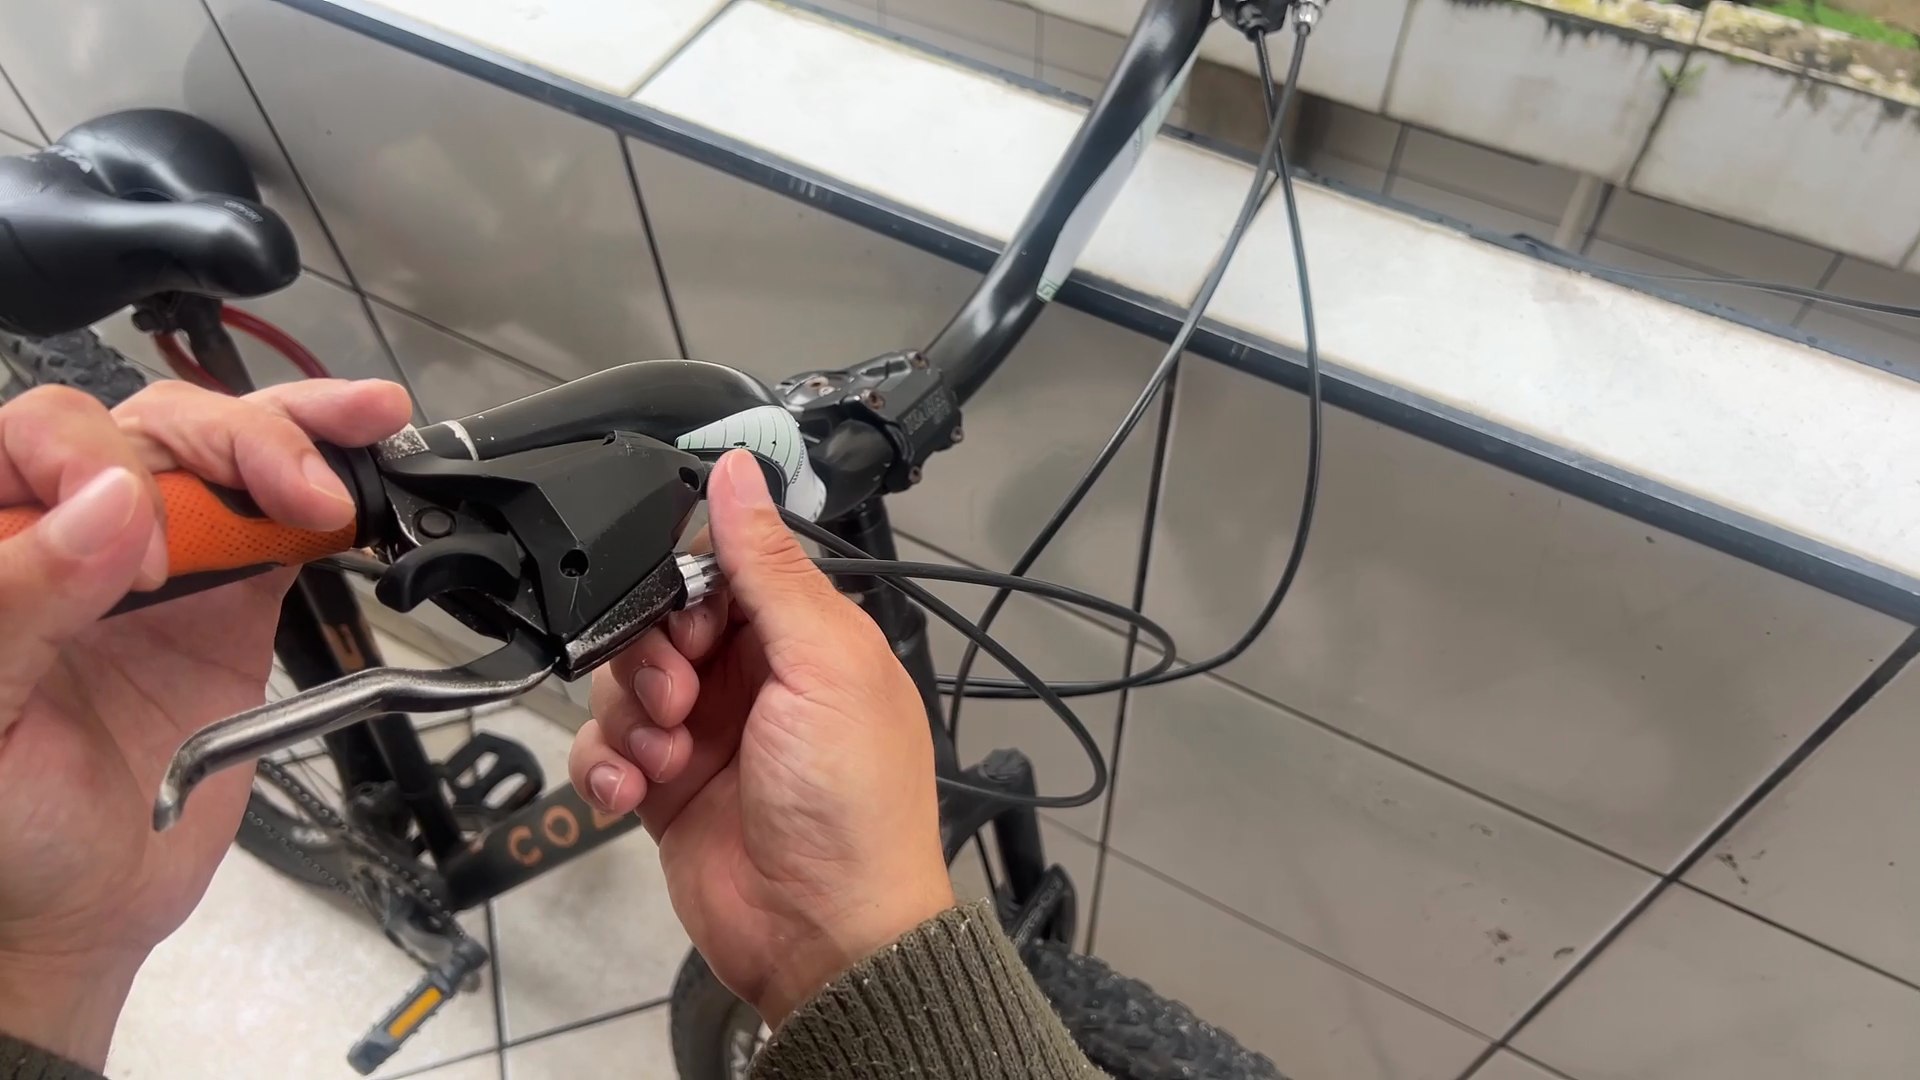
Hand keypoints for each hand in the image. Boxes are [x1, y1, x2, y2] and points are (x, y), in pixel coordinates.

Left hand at [0, 378, 410, 1066]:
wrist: (80, 901)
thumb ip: (18, 601)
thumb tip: (116, 502)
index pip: (46, 439)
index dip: (111, 468)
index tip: (162, 562)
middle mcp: (75, 537)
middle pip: (160, 429)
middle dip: (247, 440)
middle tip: (312, 491)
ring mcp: (169, 564)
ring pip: (234, 458)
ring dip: (306, 436)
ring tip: (375, 421)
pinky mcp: (239, 597)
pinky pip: (290, 528)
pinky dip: (338, 500)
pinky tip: (372, 483)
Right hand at [569, 450, 953, 1026]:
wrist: (826, 931)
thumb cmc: (849, 792)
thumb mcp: (822, 661)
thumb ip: (771, 567)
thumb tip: (739, 471)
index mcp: (803, 632)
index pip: (725, 567)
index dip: (689, 583)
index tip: (686, 618)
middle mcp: (755, 671)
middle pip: (664, 619)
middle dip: (654, 655)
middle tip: (679, 696)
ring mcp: (707, 726)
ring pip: (626, 678)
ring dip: (632, 714)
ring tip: (669, 754)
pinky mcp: (666, 780)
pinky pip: (607, 746)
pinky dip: (609, 763)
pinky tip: (638, 791)